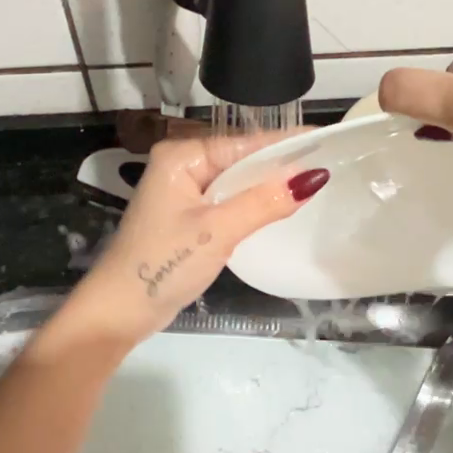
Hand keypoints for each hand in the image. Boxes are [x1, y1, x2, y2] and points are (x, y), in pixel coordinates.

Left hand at [56, 135, 328, 345]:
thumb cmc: (163, 264)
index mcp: (182, 156)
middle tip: (332, 164)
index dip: (287, 144)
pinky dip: (253, 205)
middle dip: (281, 164)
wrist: (120, 310)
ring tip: (314, 185)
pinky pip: (229, 202)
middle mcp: (182, 166)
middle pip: (242, 159)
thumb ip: (264, 202)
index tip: (328, 142)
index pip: (245, 142)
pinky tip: (279, 209)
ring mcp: (184, 193)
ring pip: (237, 182)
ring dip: (269, 186)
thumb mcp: (217, 231)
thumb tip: (313, 178)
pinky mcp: (189, 219)